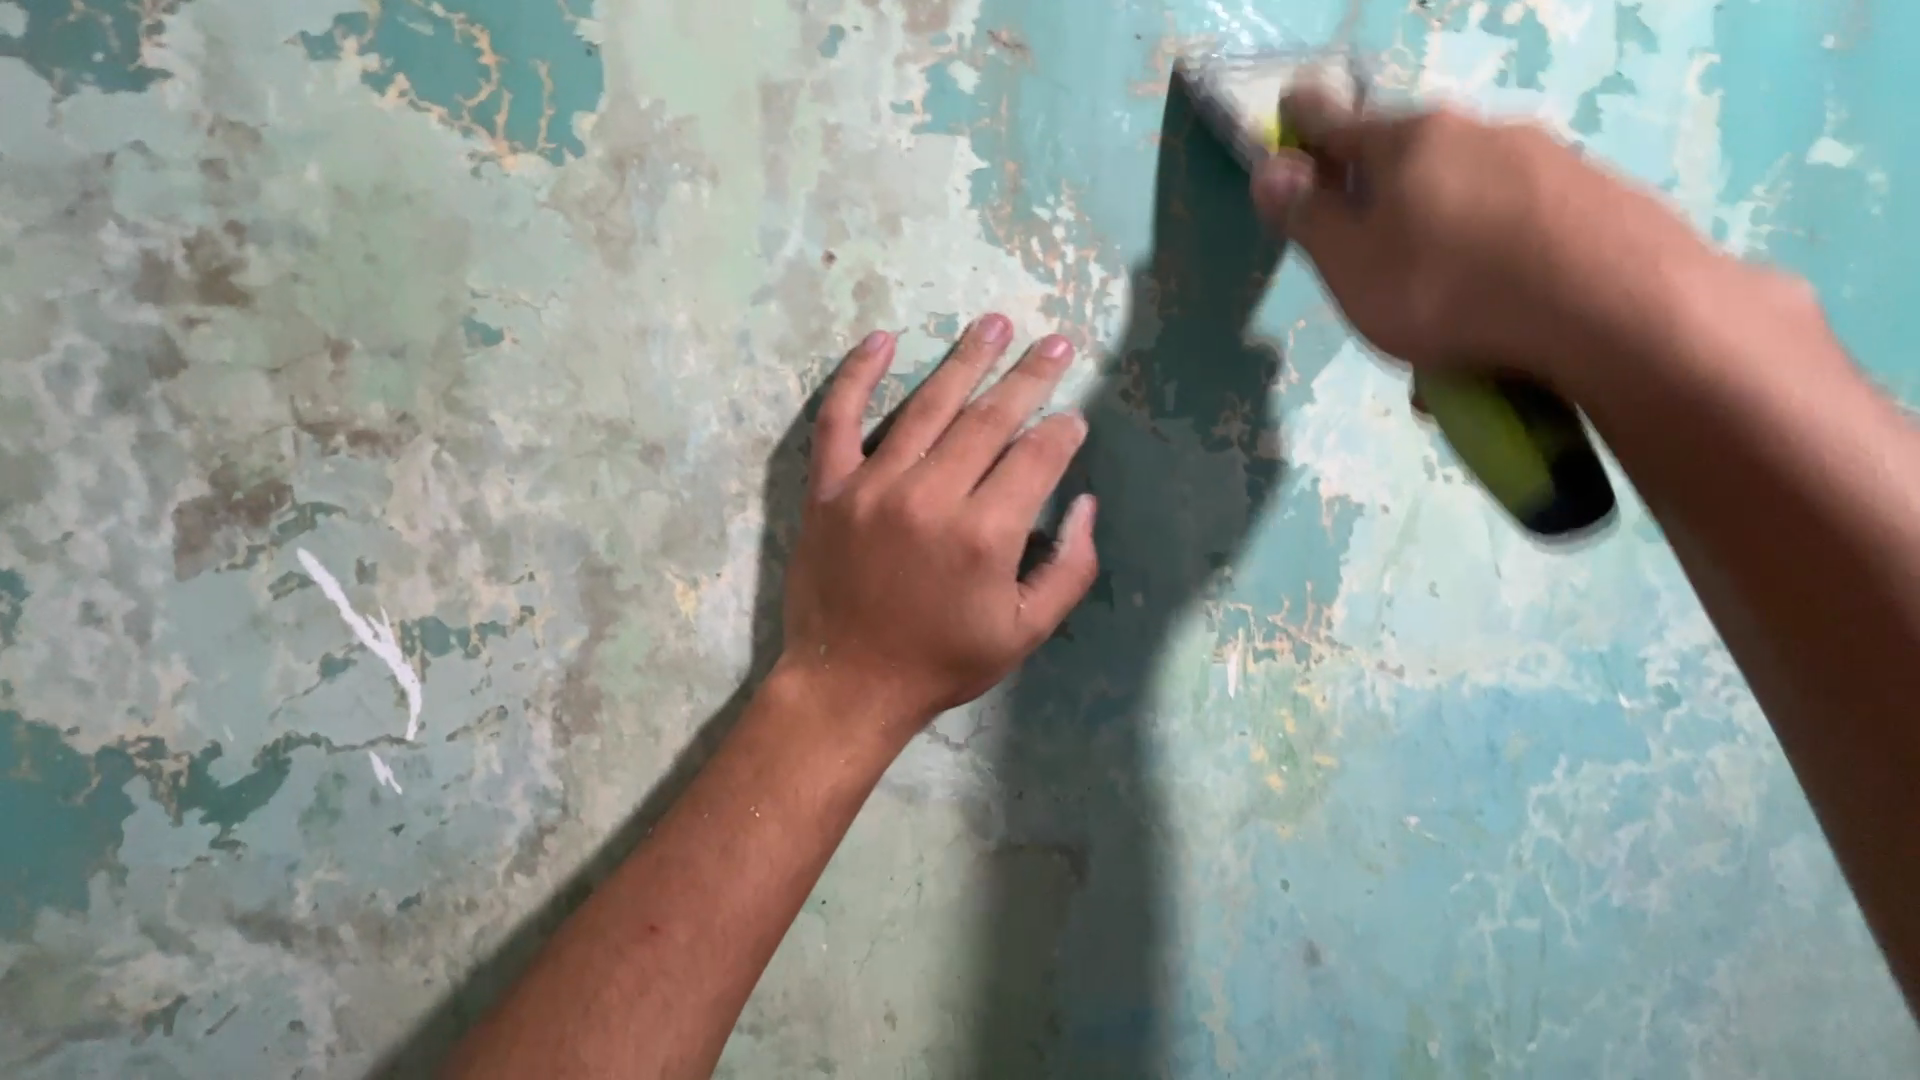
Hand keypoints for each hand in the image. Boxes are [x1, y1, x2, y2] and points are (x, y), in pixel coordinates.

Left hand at [776, 316, 1098, 730]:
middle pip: (989, 419)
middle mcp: (931, 497)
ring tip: (993, 323)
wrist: (848, 683)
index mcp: (985, 535)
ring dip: (965, 360)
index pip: (1035, 458)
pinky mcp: (829, 488)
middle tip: (1054, 343)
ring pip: (926, 406)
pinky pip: (838, 418)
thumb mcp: (1026, 633)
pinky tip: (882, 339)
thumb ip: (1070, 569)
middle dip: (1028, 377)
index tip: (1073, 416)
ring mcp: (873, 486)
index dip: (1061, 432)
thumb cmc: (942, 662)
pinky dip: (857, 375)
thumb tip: (1084, 504)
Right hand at [1250, 86, 1720, 393]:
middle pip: (1408, 165)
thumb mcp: (1350, 265)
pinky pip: (1516, 229)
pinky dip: (1494, 262)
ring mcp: (1545, 160)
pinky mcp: (1595, 197)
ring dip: (1441, 244)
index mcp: (1409, 142)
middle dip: (1381, 204)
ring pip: (1466, 201)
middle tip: (1368, 262)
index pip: (1338, 124)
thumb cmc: (1448, 289)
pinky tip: (1496, 315)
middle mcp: (1478, 133)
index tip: (1291, 109)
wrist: (1616, 310)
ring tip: (1439, 318)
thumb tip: (1269, 169)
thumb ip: (1307, 218)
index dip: (1306, 123)